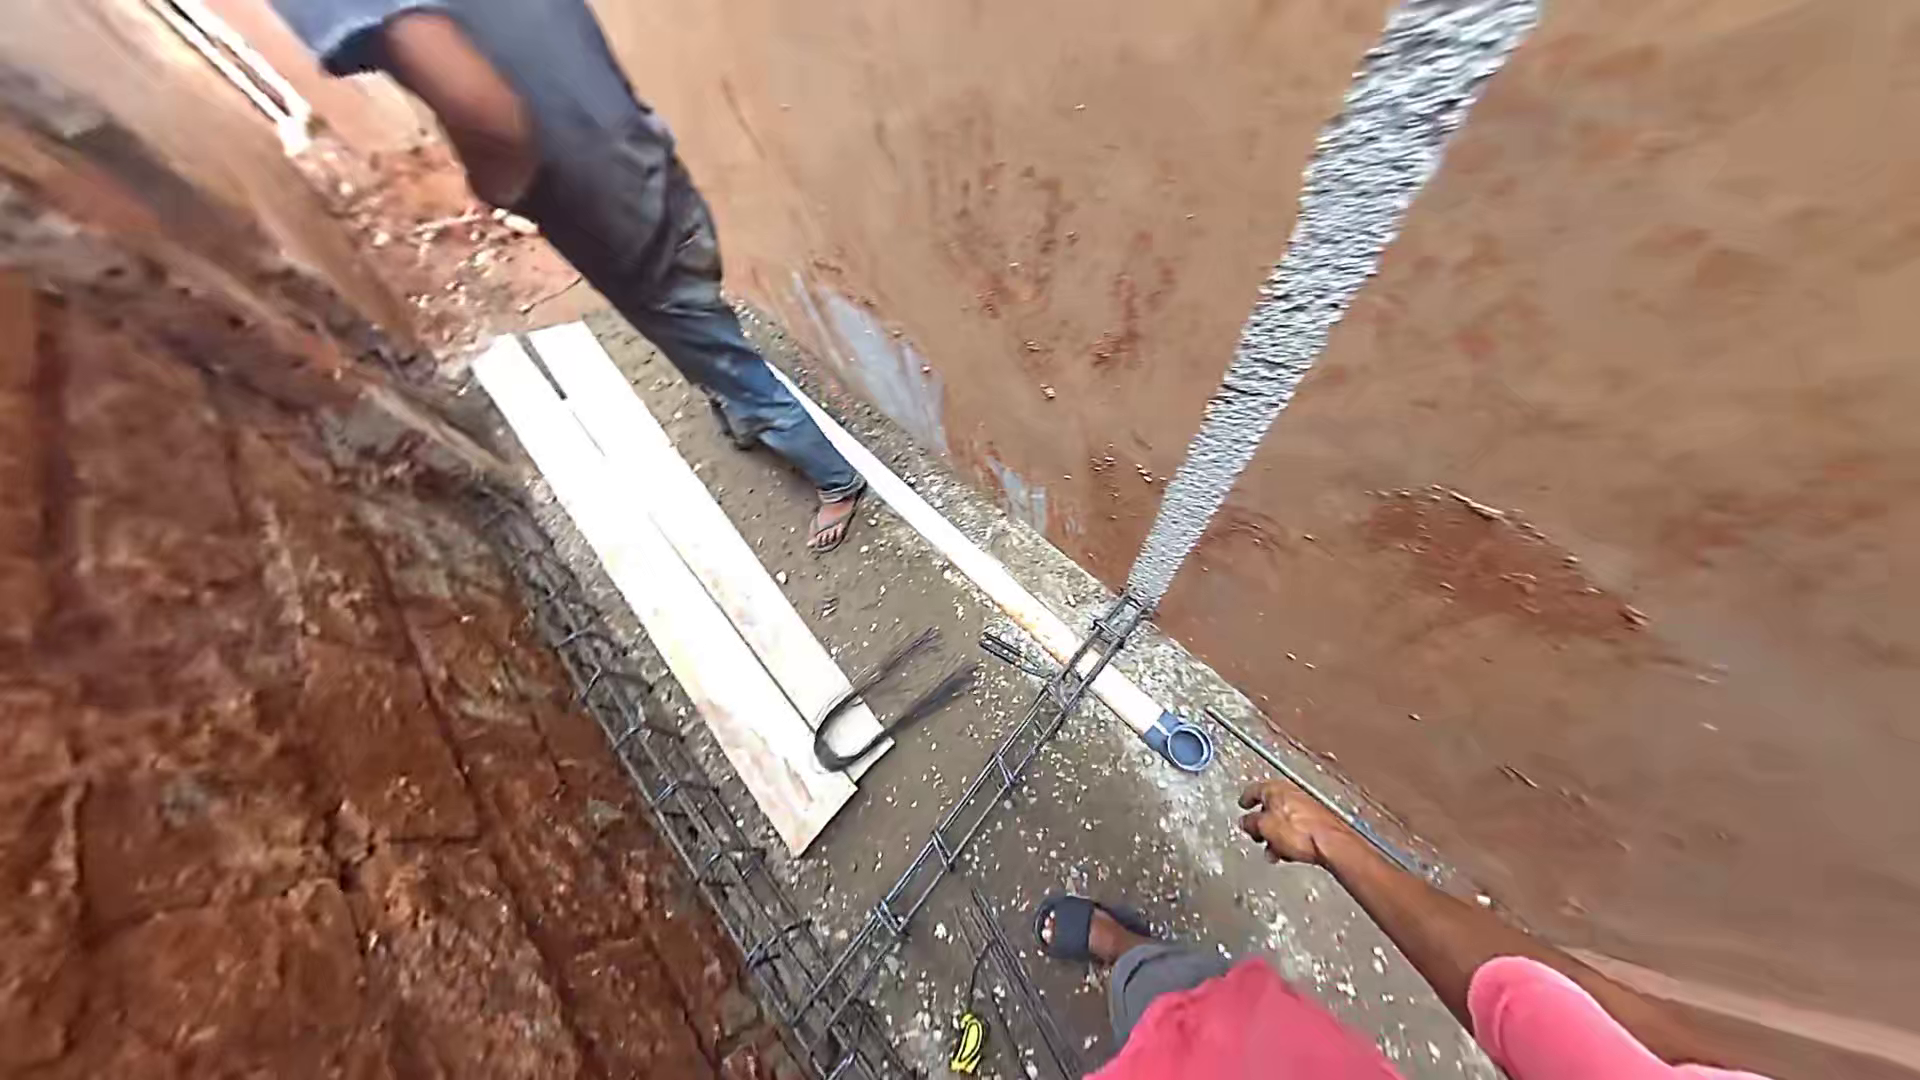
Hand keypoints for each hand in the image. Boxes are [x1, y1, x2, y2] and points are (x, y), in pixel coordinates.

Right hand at [1238, 780, 1346, 864]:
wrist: (1333, 845)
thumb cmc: (1301, 832)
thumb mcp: (1263, 827)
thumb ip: (1250, 823)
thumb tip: (1245, 822)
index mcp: (1274, 788)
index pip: (1253, 790)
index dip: (1246, 800)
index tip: (1243, 805)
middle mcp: (1291, 793)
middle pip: (1269, 807)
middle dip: (1262, 824)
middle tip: (1257, 835)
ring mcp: (1306, 806)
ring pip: (1284, 820)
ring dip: (1276, 835)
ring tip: (1274, 851)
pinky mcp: (1319, 821)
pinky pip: (1298, 828)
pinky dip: (1291, 838)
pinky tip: (1290, 852)